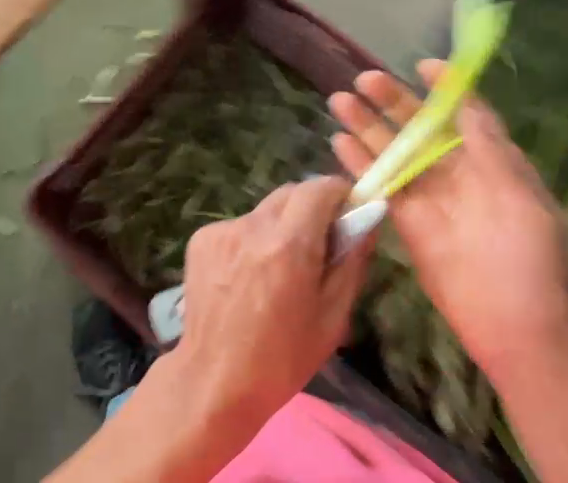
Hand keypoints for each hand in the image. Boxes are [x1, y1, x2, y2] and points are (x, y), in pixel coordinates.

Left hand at [172, 176, 370, 429]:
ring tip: (278, 273)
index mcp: (288, 244)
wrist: (215, 379)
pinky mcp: (200, 239)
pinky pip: (237, 228)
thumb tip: (367, 220)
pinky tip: (247, 280)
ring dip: (279, 229)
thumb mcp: (332, 317)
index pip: (318, 187)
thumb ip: (351, 261)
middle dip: (310, 210)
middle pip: (289, 194)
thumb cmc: (283, 358)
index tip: (350, 213)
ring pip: (263, 212)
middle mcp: (251, 226)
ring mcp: (221, 231)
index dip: (339, 194)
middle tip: (319, 247)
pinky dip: (251, 242)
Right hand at [328, 62, 567, 381]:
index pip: (464, 114)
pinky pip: (381, 184)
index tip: (422, 66)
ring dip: (367, 126)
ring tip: (340, 100)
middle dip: (393, 102)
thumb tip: (464, 102)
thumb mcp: (519, 192)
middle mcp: (458, 173)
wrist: (518, 323)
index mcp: (492, 162)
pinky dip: (360, 163)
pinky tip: (338, 140)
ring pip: (394, 151)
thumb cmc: (530, 255)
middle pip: (420, 128)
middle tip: (365, 78)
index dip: (443, 89)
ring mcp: (430, 197)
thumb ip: (487, 145)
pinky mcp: (406, 221)